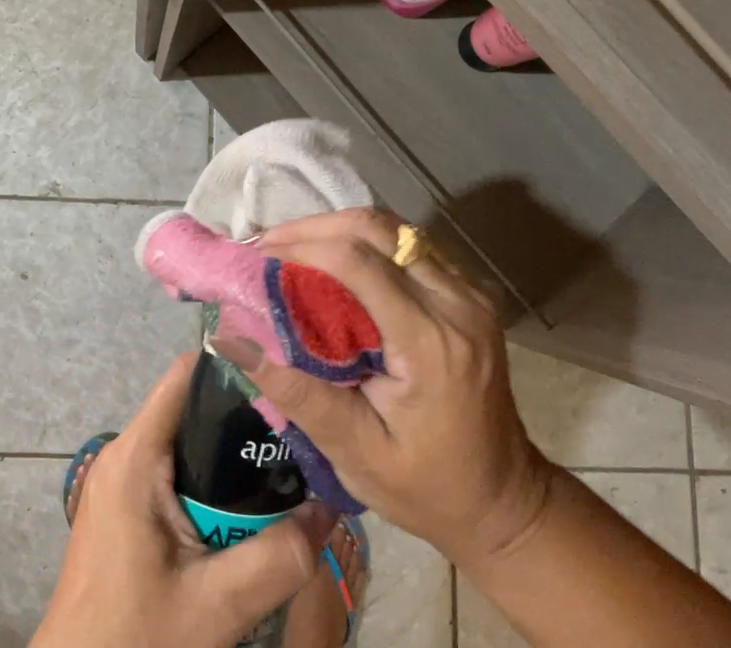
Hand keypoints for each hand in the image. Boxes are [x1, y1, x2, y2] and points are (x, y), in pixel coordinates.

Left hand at [33, 353, 335, 647]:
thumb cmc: (134, 636)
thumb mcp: (216, 604)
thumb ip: (279, 557)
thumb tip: (332, 509)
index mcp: (136, 458)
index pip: (185, 376)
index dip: (236, 366)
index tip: (289, 372)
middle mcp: (125, 455)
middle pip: (193, 409)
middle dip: (249, 417)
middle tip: (307, 431)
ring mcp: (123, 482)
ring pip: (190, 445)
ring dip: (236, 457)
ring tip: (293, 465)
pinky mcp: (128, 508)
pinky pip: (179, 475)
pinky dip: (217, 483)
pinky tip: (255, 507)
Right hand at [211, 208, 555, 568]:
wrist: (504, 500)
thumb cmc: (426, 487)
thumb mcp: (353, 451)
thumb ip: (293, 389)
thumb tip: (226, 336)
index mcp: (431, 344)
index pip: (359, 262)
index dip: (301, 247)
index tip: (255, 258)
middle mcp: (457, 304)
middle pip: (378, 229)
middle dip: (313, 228)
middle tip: (264, 249)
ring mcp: (469, 294)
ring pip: (395, 230)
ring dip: (337, 231)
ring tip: (289, 253)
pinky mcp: (469, 295)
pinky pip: (411, 248)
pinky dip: (365, 245)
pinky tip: (331, 266)